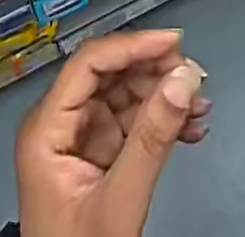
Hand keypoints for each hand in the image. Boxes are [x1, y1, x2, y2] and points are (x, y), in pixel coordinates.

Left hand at [15, 30, 210, 236]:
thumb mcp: (118, 202)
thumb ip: (152, 139)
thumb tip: (183, 79)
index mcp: (46, 128)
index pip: (89, 63)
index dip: (132, 44)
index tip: (173, 41)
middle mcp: (61, 124)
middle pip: (110, 73)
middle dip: (154, 69)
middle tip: (192, 75)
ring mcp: (83, 138)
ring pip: (127, 93)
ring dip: (165, 93)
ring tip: (198, 102)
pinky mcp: (102, 154)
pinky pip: (136, 120)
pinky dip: (164, 118)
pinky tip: (191, 124)